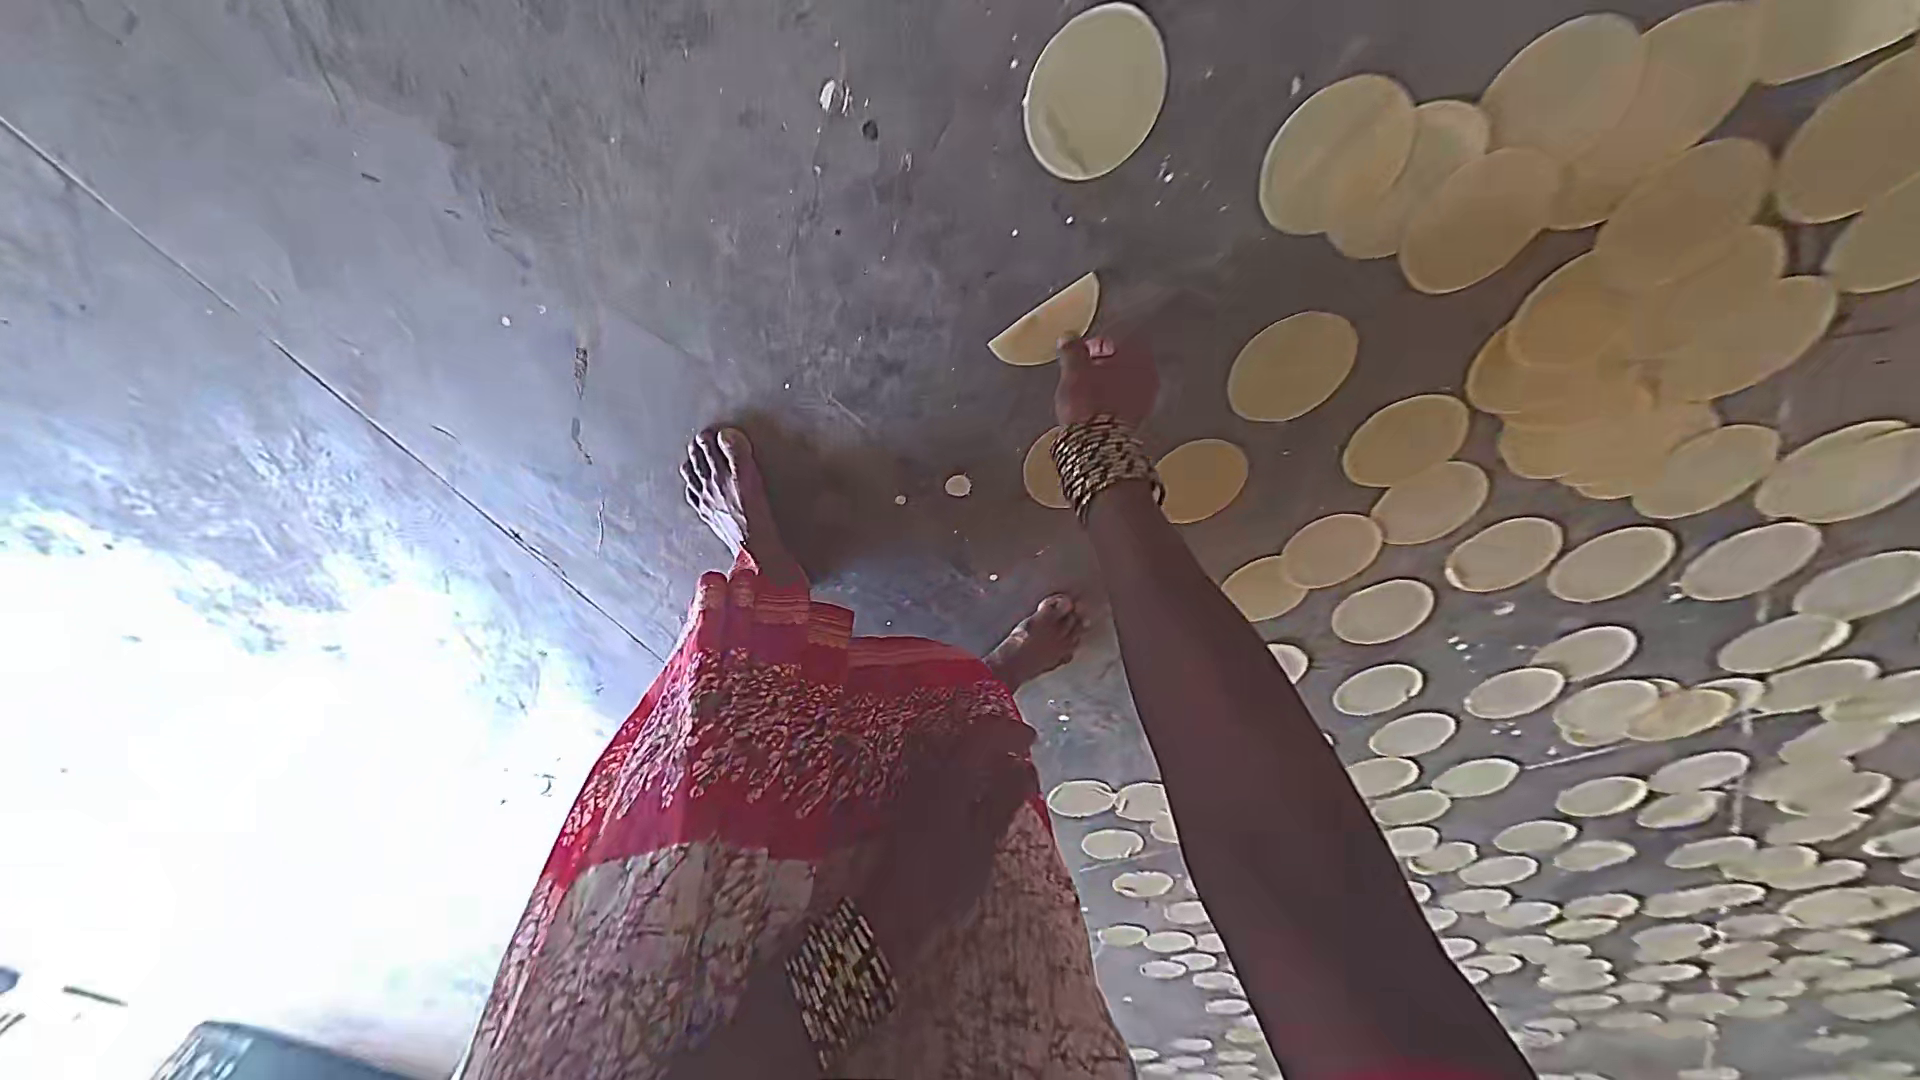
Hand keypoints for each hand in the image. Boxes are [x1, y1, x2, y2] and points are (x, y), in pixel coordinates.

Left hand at [857, 719, 1037, 962]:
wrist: (893, 911)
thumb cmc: (944, 877)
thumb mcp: (984, 839)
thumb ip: (1005, 798)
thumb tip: (1025, 768)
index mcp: (952, 771)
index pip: (984, 732)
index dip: (1011, 732)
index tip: (1034, 741)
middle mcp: (930, 768)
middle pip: (966, 736)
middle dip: (996, 740)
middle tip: (1022, 755)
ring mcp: (917, 783)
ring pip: (954, 752)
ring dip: (981, 755)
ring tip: (1006, 774)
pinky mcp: (911, 800)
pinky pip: (944, 768)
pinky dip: (967, 770)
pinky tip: (980, 792)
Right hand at [1055, 335, 1158, 427]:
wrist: (1095, 443)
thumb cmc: (1089, 405)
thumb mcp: (1074, 370)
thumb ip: (1072, 350)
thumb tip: (1069, 339)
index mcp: (1139, 357)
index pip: (1120, 338)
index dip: (1098, 342)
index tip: (1082, 349)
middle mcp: (1148, 377)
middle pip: (1124, 361)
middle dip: (1102, 363)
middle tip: (1083, 369)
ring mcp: (1145, 400)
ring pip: (1124, 382)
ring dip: (1106, 382)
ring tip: (1085, 389)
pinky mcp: (1136, 419)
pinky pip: (1122, 401)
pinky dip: (1109, 398)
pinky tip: (1094, 405)